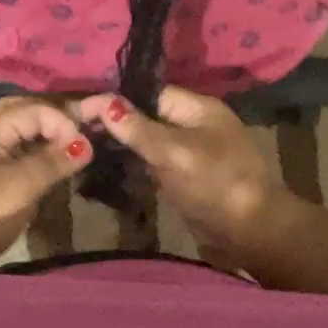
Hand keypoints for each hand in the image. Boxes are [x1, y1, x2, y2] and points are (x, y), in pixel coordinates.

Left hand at [0, 97, 93, 268]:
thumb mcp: (21, 186)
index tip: (83, 146)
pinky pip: (13, 153)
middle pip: (21, 112)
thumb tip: (86, 145)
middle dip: (53, 119)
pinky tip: (51, 166)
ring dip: (44, 135)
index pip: (32, 109)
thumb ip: (53, 162)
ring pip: (17, 133)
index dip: (62, 121)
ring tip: (70, 148)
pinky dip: (35, 154)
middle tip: (80, 133)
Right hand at [77, 87, 293, 253]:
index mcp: (199, 109)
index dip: (117, 100)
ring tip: (86, 146)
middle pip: (150, 117)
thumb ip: (138, 129)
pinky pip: (158, 166)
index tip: (80, 110)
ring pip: (152, 143)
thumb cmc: (214, 183)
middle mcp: (197, 127)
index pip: (151, 94)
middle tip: (76, 129)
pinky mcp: (189, 182)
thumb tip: (103, 104)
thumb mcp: (174, 152)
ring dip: (125, 146)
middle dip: (117, 122)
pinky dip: (137, 166)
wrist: (250, 232)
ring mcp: (194, 156)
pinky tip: (111, 168)